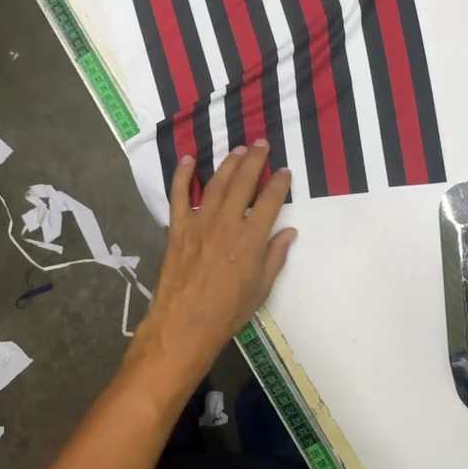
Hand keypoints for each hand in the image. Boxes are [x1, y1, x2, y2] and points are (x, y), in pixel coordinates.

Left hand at [128, 142, 296, 387]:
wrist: (184, 324)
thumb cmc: (227, 312)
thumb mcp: (261, 289)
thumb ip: (275, 257)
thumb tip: (289, 232)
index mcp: (251, 239)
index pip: (270, 201)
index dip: (279, 183)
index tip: (285, 171)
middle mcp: (226, 223)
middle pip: (243, 182)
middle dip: (254, 160)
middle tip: (262, 144)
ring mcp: (199, 222)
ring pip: (216, 184)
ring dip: (228, 163)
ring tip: (238, 149)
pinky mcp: (178, 227)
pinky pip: (179, 195)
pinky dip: (183, 175)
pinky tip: (189, 159)